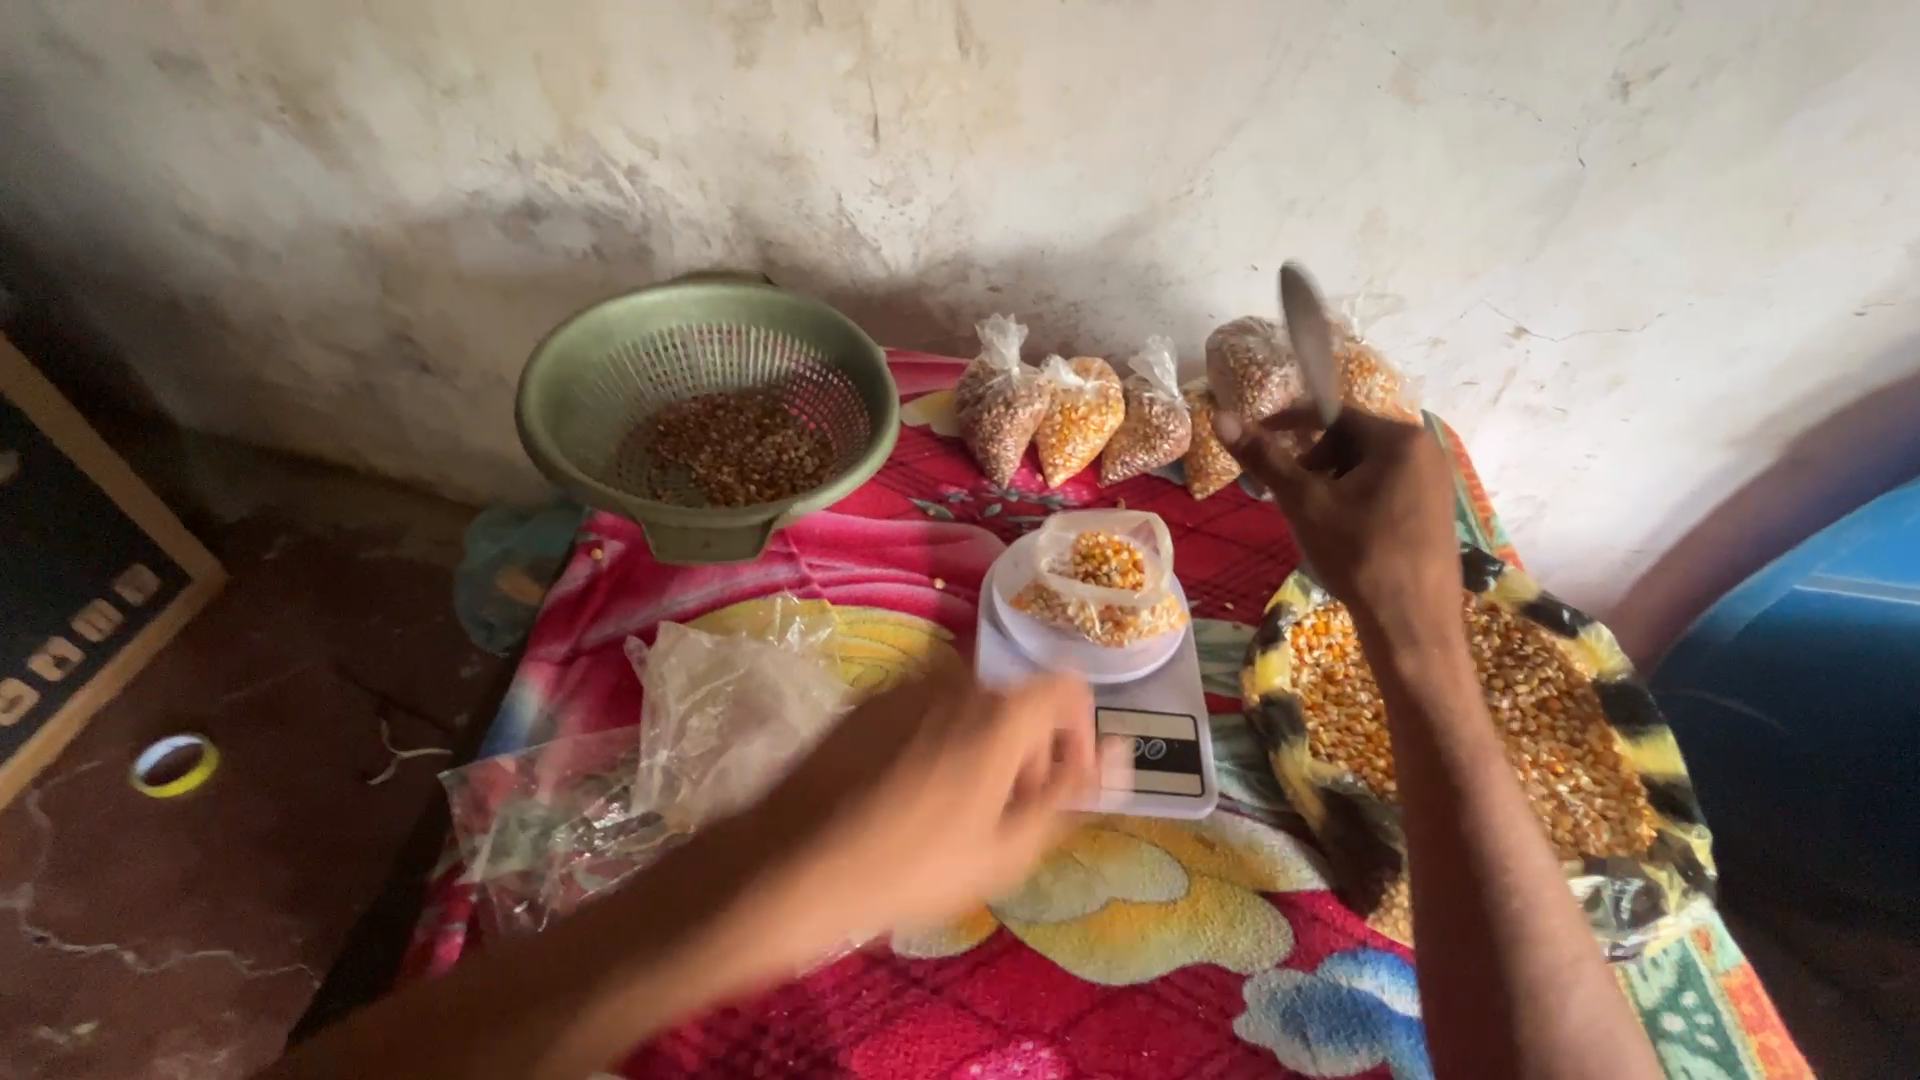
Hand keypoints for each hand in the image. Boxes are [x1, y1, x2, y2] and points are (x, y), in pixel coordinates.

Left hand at [737, 666, 1127, 959]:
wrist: (795, 861)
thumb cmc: (911, 865)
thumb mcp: (1007, 848)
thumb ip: (1071, 792)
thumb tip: (1117, 750)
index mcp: (1000, 711)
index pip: (1068, 689)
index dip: (1078, 734)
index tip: (1064, 783)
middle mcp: (957, 679)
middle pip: (1017, 701)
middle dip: (1028, 751)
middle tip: (1006, 812)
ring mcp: (907, 683)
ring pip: (971, 705)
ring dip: (983, 745)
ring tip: (957, 809)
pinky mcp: (869, 698)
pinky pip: (926, 708)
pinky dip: (939, 737)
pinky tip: (911, 791)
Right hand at [1214, 406, 1460, 640]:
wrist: (1410, 621)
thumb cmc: (1357, 553)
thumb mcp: (1303, 502)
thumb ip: (1264, 457)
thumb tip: (1221, 418)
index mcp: (1400, 439)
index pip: (1333, 414)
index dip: (1288, 425)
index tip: (1256, 444)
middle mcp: (1427, 451)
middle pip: (1350, 441)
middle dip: (1310, 461)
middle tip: (1284, 493)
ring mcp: (1435, 483)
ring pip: (1366, 468)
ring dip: (1329, 483)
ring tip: (1309, 517)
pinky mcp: (1435, 512)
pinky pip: (1385, 489)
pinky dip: (1354, 499)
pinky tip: (1340, 533)